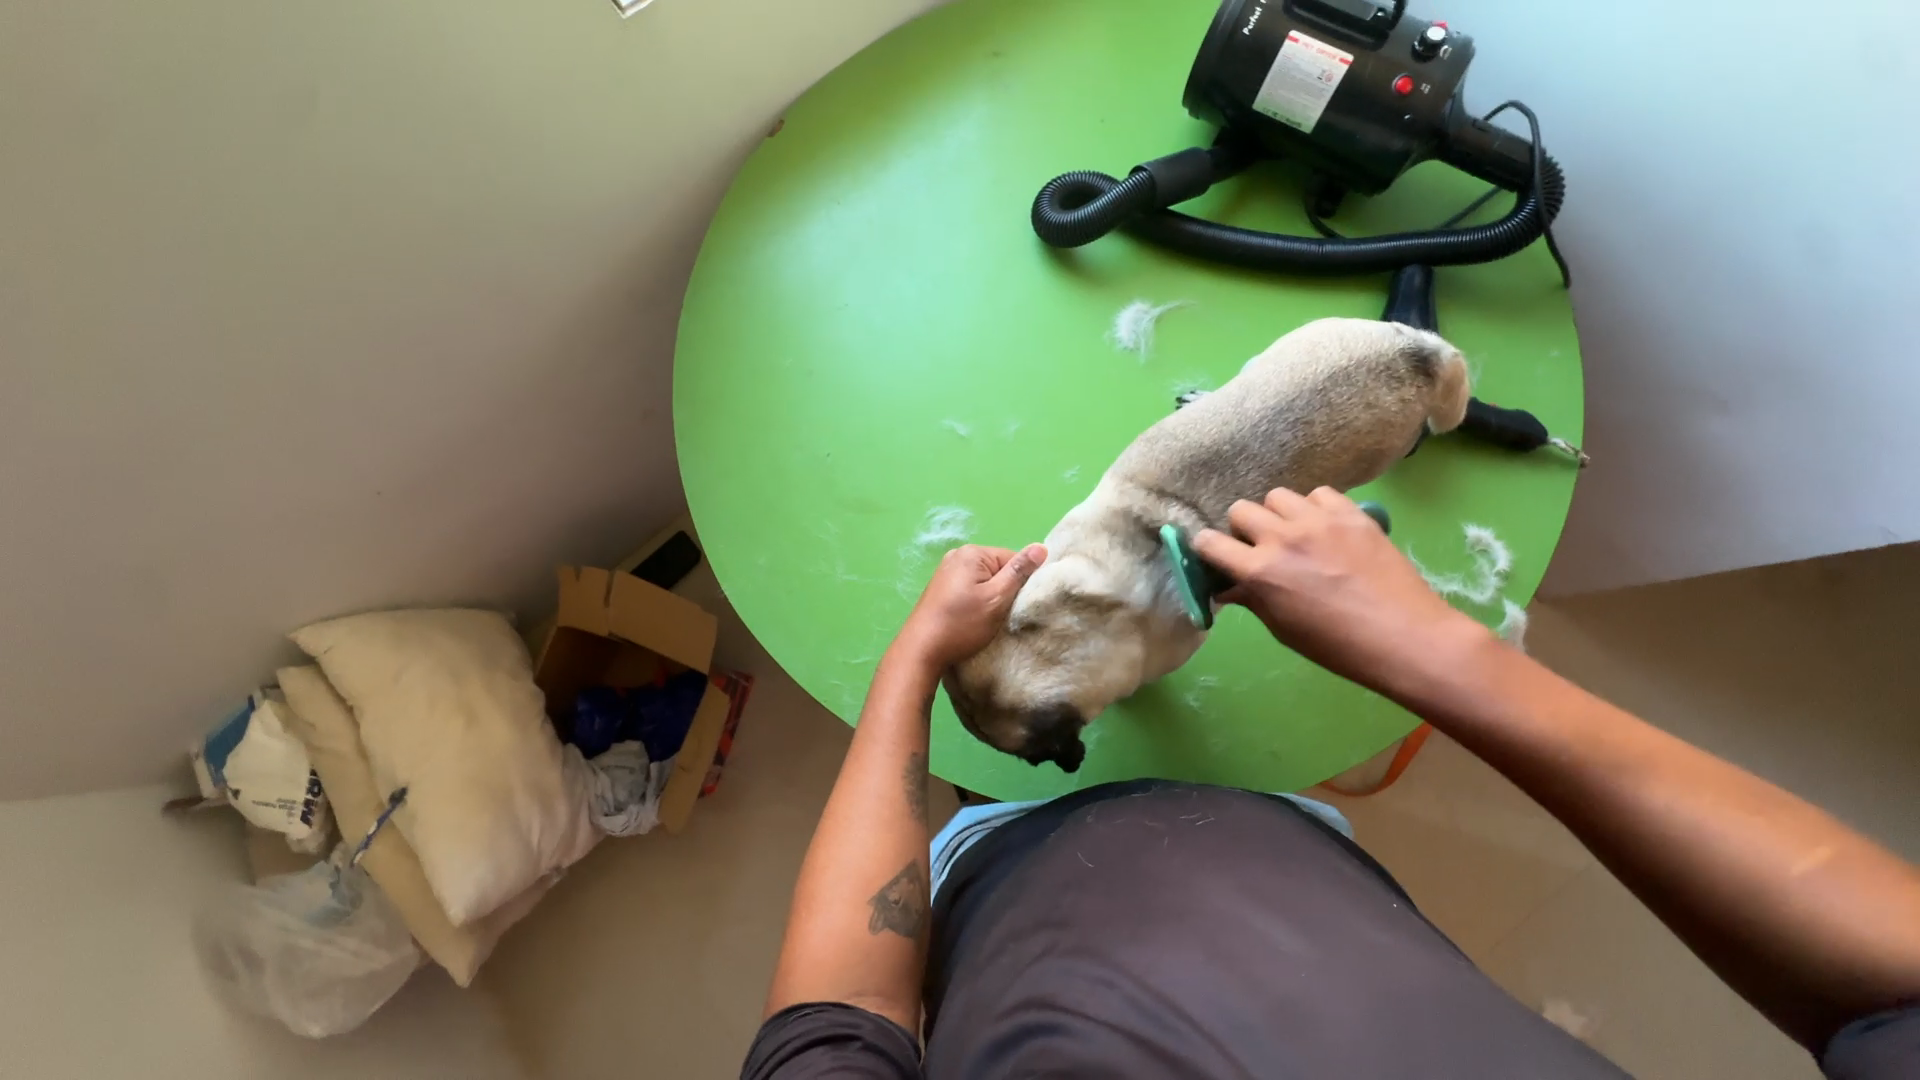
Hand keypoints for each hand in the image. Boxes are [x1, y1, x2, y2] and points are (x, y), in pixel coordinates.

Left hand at [892, 544, 1047, 670]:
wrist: (921, 650)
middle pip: (998, 569)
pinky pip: (970, 588)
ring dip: (991, 598)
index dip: (1020, 582)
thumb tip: (1041, 547)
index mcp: (972, 553)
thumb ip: (1019, 572)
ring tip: (986, 619)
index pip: (1012, 559)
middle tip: (1001, 614)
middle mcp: (957, 556)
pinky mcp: (941, 589)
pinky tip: (972, 618)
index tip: (1015, 605)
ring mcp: (946, 572)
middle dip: (1004, 590)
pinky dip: (976, 602)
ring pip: (984, 581)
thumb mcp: (997, 598)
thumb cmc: (962, 624)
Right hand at [1193, 487, 1489, 695]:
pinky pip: (1319, 494)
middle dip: (1242, 530)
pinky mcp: (1352, 514)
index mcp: (1260, 571)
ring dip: (1278, 515)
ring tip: (1295, 534)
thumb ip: (1252, 598)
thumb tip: (1229, 586)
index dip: (1207, 550)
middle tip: (1259, 548)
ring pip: (1278, 496)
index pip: (1209, 542)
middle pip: (1241, 510)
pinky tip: (1325, 529)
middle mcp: (1283, 538)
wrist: (1405, 638)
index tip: (1216, 558)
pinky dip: (1315, 508)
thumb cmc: (1337, 646)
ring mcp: (1319, 521)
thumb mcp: (1282, 628)